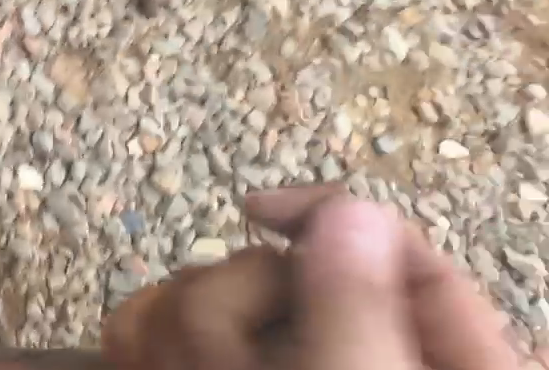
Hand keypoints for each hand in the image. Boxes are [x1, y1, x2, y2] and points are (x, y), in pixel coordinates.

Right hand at [104, 186, 521, 369]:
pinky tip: (147, 368)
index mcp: (420, 364)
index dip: (325, 216)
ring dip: (176, 330)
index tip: (250, 210)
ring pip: (202, 290)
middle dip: (230, 305)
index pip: (392, 252)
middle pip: (275, 270)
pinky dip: (141, 341)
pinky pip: (154, 321)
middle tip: (226, 364)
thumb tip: (349, 207)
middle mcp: (344, 356)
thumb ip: (364, 312)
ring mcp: (268, 366)